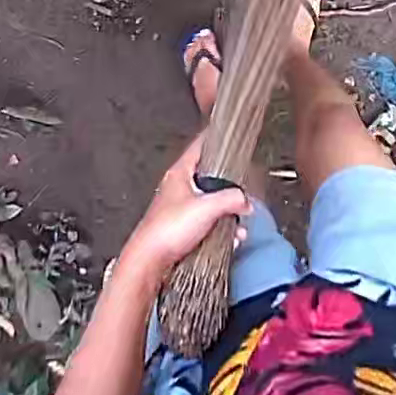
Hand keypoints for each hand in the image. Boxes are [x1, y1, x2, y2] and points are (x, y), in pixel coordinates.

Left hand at [120, 136, 251, 283]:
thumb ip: (229, 200)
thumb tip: (245, 199)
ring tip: (238, 222)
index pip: (199, 146)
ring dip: (226, 211)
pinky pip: (206, 220)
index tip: (227, 134)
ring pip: (209, 200)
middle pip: (209, 175)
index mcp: (180, 173)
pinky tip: (230, 238)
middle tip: (242, 191)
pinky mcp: (182, 225)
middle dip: (228, 186)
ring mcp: (180, 205)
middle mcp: (179, 186)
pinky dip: (220, 226)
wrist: (150, 260)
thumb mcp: (205, 208)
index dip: (214, 139)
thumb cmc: (167, 229)